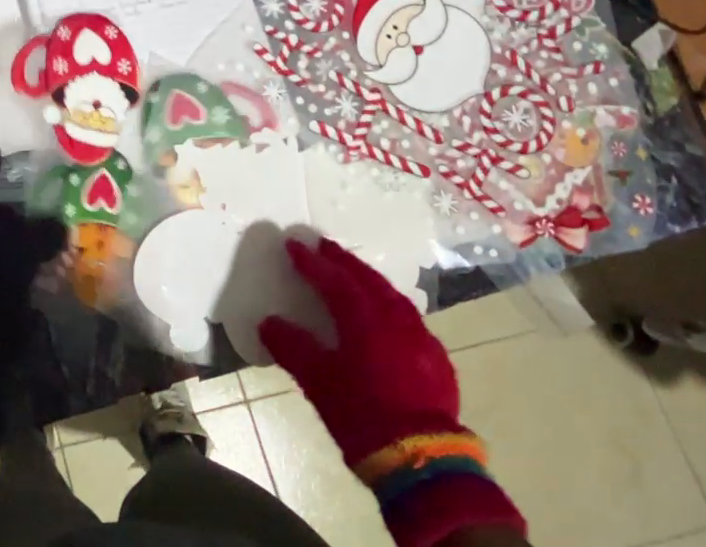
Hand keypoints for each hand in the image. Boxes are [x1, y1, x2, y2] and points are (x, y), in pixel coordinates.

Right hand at [260, 239, 526, 546]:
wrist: (422, 462)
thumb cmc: (361, 415)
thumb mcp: (316, 381)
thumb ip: (291, 347)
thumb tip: (269, 323)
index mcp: (364, 319)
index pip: (334, 279)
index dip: (311, 261)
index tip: (293, 244)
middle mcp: (396, 319)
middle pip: (367, 279)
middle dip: (343, 261)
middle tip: (323, 245)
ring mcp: (421, 338)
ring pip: (391, 296)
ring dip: (367, 280)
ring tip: (351, 273)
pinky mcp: (436, 359)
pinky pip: (408, 319)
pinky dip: (387, 306)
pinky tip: (382, 315)